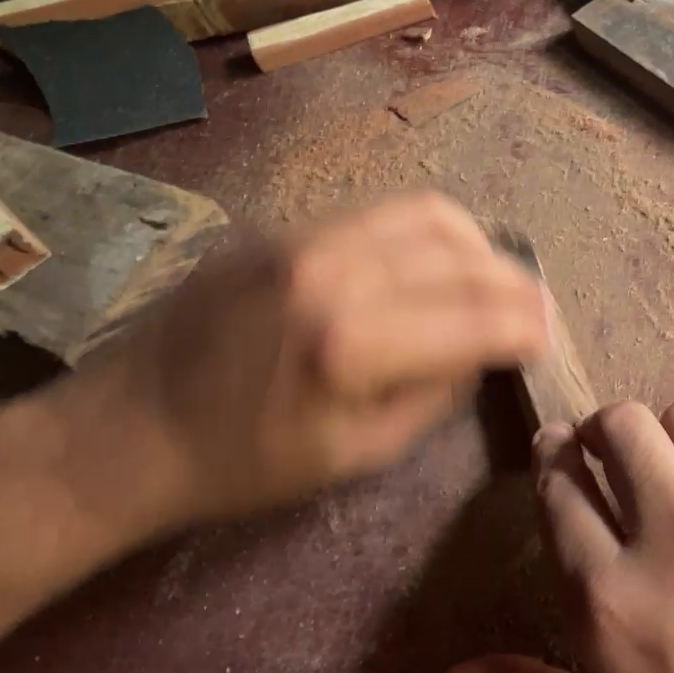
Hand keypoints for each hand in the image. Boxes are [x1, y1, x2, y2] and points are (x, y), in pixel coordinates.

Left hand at [16, 192, 549, 539]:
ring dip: (478, 245)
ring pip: (429, 214)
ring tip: (491, 276)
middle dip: (515, 282)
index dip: (527, 326)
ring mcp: (306, 236)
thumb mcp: (359, 453)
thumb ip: (437, 393)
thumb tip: (486, 347)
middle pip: (463, 255)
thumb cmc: (244, 462)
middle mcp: (335, 272)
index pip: (476, 319)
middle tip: (534, 306)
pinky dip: (430, 232)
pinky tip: (436, 259)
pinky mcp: (286, 225)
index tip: (547, 335)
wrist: (126, 427)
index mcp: (351, 344)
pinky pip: (383, 211)